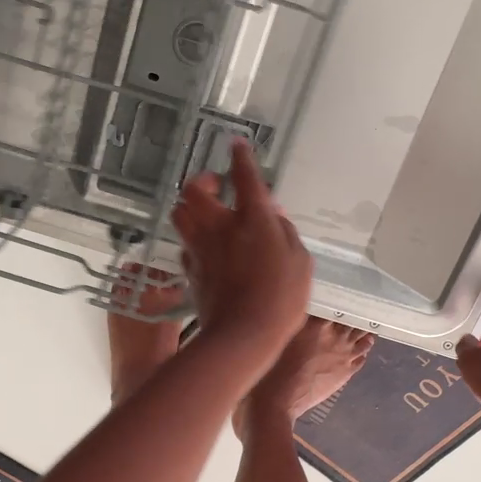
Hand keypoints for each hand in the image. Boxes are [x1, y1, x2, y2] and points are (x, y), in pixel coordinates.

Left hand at [171, 140, 311, 364]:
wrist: (241, 335)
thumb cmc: (281, 298)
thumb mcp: (299, 261)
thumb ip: (285, 233)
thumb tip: (273, 216)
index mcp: (252, 219)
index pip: (245, 177)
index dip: (241, 157)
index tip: (237, 145)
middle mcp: (220, 227)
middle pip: (195, 190)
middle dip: (203, 181)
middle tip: (217, 186)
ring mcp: (200, 248)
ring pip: (181, 214)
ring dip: (190, 207)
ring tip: (205, 212)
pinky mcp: (189, 270)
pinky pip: (185, 244)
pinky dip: (192, 240)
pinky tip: (205, 248)